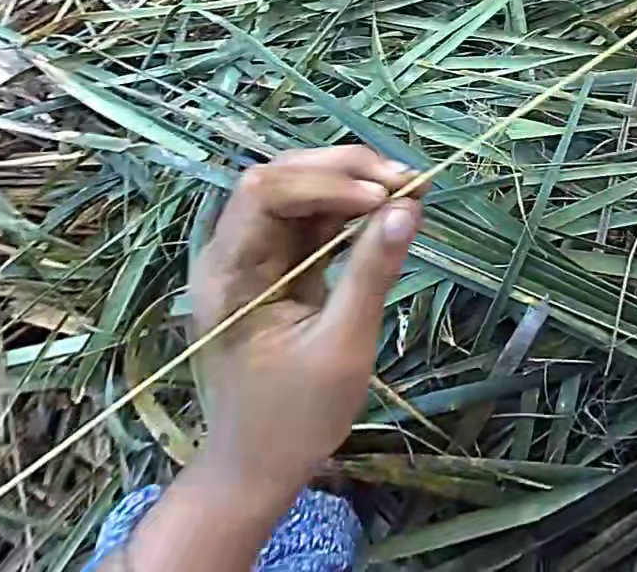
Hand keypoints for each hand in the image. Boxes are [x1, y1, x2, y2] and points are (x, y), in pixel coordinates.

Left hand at [187, 146, 425, 506]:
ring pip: (303, 187)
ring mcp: (257, 252)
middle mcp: (234, 249)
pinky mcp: (281, 260)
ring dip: (354, 181)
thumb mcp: (342, 346)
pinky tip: (386, 208)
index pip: (266, 193)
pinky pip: (316, 214)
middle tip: (406, 181)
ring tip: (405, 189)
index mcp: (228, 272)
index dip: (326, 182)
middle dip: (346, 171)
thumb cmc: (294, 417)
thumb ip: (372, 272)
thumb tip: (409, 207)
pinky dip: (354, 205)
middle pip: (284, 177)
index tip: (384, 198)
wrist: (259, 466)